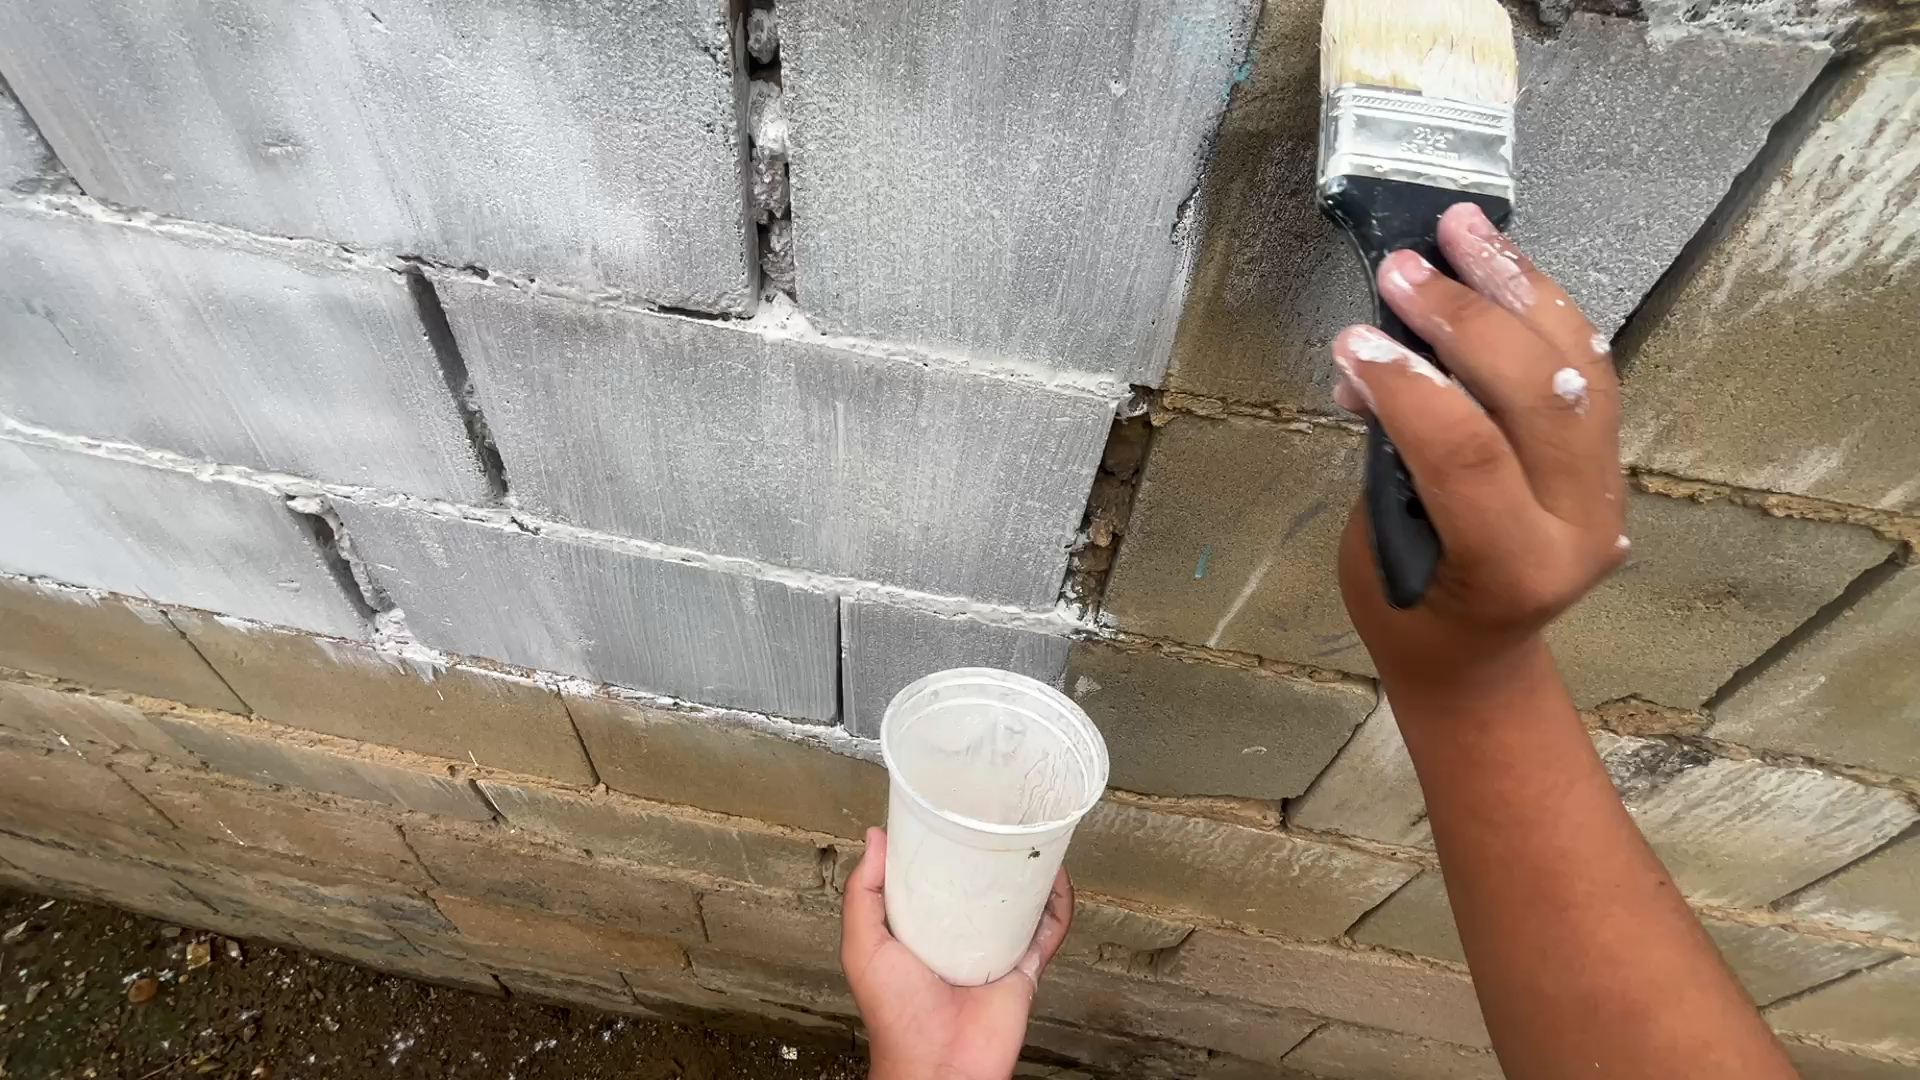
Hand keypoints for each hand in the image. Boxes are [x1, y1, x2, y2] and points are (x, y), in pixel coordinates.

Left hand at [840, 828, 1072, 1079]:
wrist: (940, 1069)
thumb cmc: (897, 1018)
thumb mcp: (865, 948)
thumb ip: (862, 894)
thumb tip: (876, 836)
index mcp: (924, 924)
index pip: (936, 873)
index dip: (943, 843)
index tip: (950, 810)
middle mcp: (962, 931)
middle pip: (983, 881)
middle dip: (991, 849)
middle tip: (998, 814)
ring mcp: (996, 947)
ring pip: (1021, 898)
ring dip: (1030, 870)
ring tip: (1033, 836)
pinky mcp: (1026, 965)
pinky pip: (1048, 929)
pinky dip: (1058, 904)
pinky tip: (1058, 878)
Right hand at [1332, 202, 1626, 697]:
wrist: (1473, 654)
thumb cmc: (1405, 615)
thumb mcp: (1377, 548)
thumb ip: (1387, 460)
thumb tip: (1370, 370)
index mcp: (1511, 564)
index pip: (1466, 452)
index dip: (1407, 385)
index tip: (1352, 338)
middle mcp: (1580, 523)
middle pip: (1539, 394)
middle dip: (1465, 320)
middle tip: (1404, 268)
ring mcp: (1607, 487)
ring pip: (1582, 365)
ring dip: (1518, 288)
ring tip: (1466, 231)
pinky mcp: (1606, 459)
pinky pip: (1589, 368)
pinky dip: (1542, 310)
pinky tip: (1504, 267)